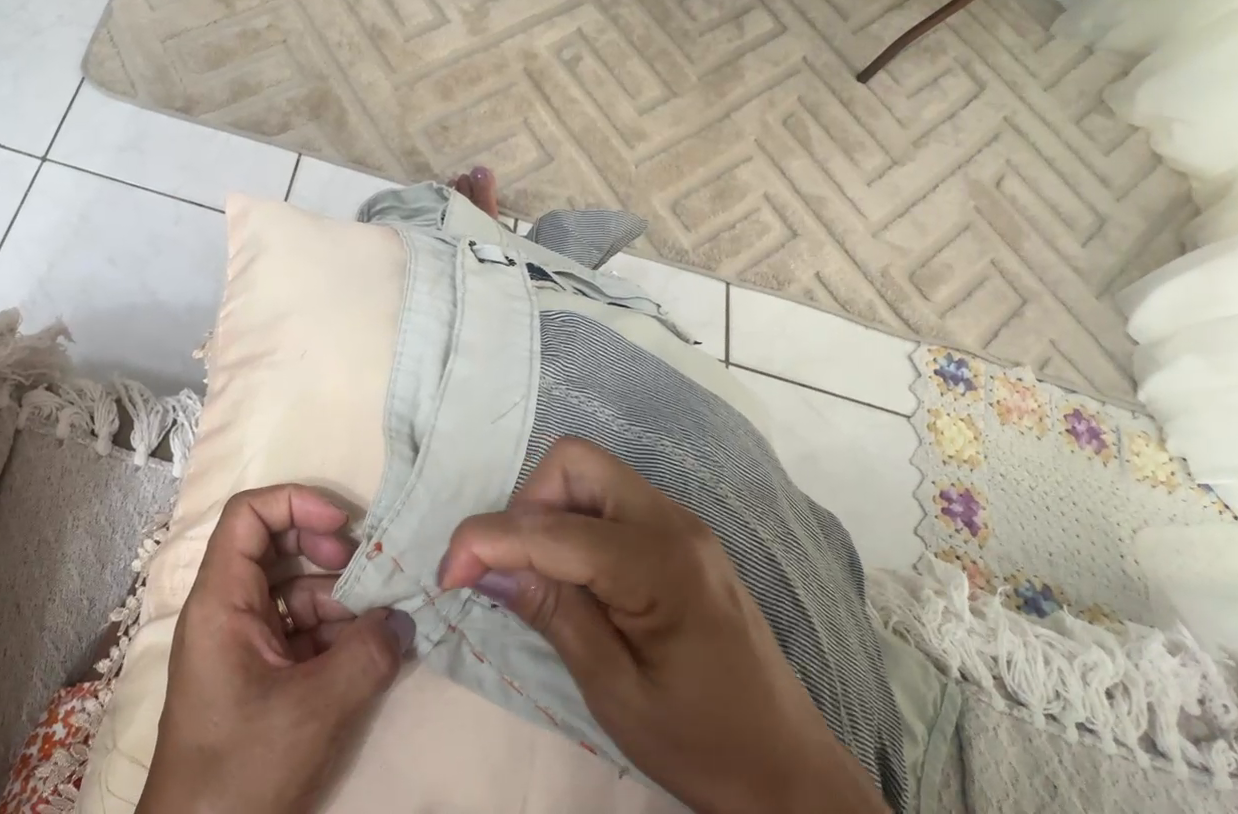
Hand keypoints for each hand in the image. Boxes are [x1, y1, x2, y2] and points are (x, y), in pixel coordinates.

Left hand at [139, 485, 414, 813]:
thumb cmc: (243, 765)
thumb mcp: (315, 708)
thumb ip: (367, 655)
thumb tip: (404, 618)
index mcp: (222, 598)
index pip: (248, 515)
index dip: (297, 502)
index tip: (346, 525)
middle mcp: (228, 608)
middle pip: (276, 548)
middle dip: (328, 553)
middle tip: (372, 573)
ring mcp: (242, 641)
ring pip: (294, 592)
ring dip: (340, 599)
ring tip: (383, 619)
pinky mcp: (258, 672)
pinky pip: (299, 631)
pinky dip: (334, 634)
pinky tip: (369, 650)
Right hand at [437, 438, 888, 813]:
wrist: (790, 773)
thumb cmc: (702, 742)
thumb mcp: (612, 689)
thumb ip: (549, 612)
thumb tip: (483, 566)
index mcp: (660, 564)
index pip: (549, 526)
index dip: (484, 541)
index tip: (446, 576)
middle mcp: (674, 524)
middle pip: (573, 463)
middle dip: (524, 505)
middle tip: (513, 570)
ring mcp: (682, 527)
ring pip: (590, 474)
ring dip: (547, 512)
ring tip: (541, 579)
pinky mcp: (682, 540)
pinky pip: (610, 501)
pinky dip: (573, 523)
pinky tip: (573, 579)